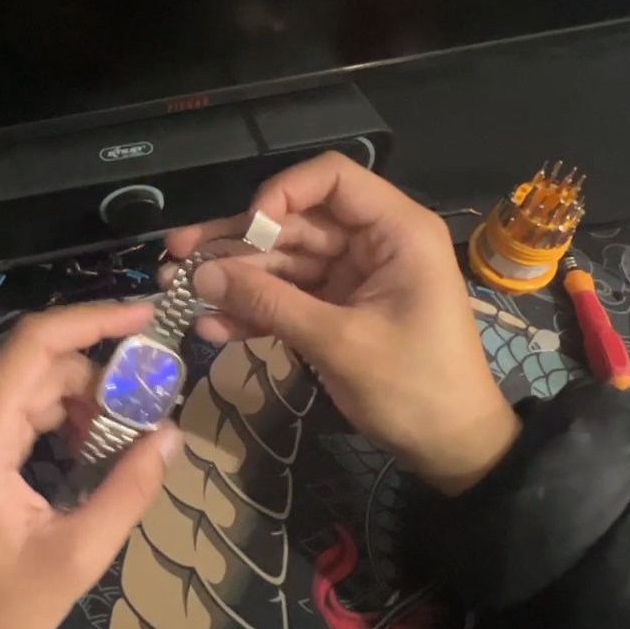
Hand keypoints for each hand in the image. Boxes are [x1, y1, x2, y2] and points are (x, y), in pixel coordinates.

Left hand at [0, 302, 180, 628]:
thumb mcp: (74, 559)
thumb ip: (127, 492)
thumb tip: (171, 435)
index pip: (35, 342)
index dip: (94, 319)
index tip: (146, 317)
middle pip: (40, 364)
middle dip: (99, 379)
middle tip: (145, 415)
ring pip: (30, 384)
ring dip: (81, 401)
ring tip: (118, 443)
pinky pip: (15, 407)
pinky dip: (56, 417)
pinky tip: (84, 450)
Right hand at [163, 152, 515, 494]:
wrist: (451, 448)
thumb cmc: (413, 387)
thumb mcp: (338, 342)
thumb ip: (269, 302)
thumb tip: (201, 276)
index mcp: (395, 231)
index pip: (331, 180)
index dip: (281, 194)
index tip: (244, 229)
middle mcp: (371, 242)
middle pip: (294, 223)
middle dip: (237, 244)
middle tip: (177, 257)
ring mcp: (352, 276)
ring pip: (283, 262)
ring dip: (235, 280)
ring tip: (179, 291)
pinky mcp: (337, 308)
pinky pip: (289, 297)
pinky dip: (256, 310)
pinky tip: (213, 327)